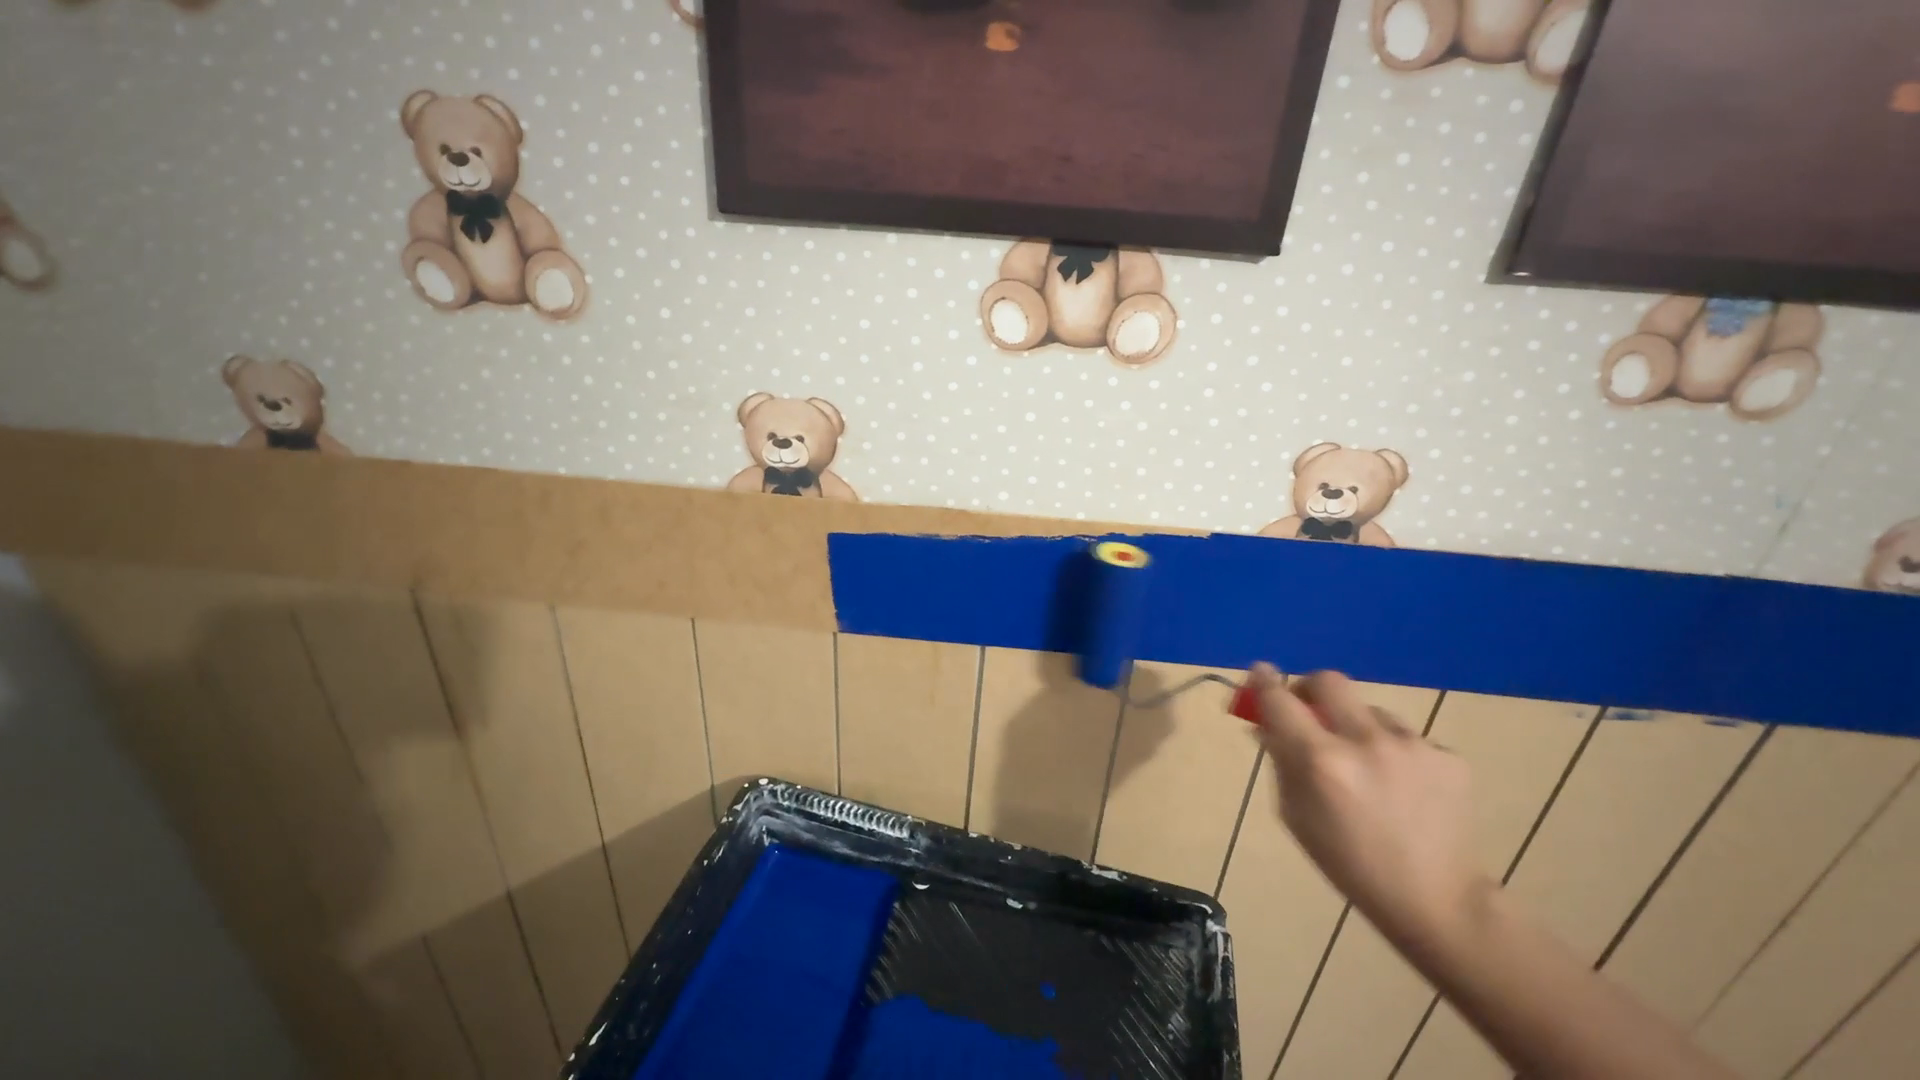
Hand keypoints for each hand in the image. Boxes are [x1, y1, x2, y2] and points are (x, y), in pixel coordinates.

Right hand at [1248, 664, 1491, 946]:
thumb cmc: (1349, 864)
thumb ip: (1282, 762)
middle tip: (1309, 707)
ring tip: (1367, 770)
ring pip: (1371, 713)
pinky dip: (1395, 754)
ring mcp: (1413, 745)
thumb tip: (1267, 724)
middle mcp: (1366, 741)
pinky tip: (1403, 789)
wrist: (1435, 899)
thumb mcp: (1296, 816)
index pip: (1281, 701)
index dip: (1264, 682)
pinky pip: (1407, 739)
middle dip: (1311, 688)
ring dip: (1358, 729)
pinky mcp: (1448, 755)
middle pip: (1329, 681)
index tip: (1259, 672)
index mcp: (1321, 761)